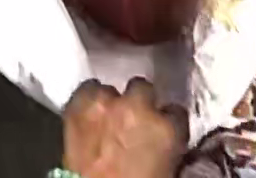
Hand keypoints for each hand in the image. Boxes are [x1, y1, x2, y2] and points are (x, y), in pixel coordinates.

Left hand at [62, 78, 186, 177]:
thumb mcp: (166, 174)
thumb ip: (168, 152)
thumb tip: (163, 144)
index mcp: (165, 131)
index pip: (177, 112)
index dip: (169, 120)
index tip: (165, 126)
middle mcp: (136, 107)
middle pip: (143, 87)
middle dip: (142, 101)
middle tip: (136, 118)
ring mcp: (105, 99)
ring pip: (112, 89)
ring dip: (113, 102)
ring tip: (109, 118)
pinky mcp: (79, 99)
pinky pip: (87, 89)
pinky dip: (90, 100)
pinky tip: (90, 113)